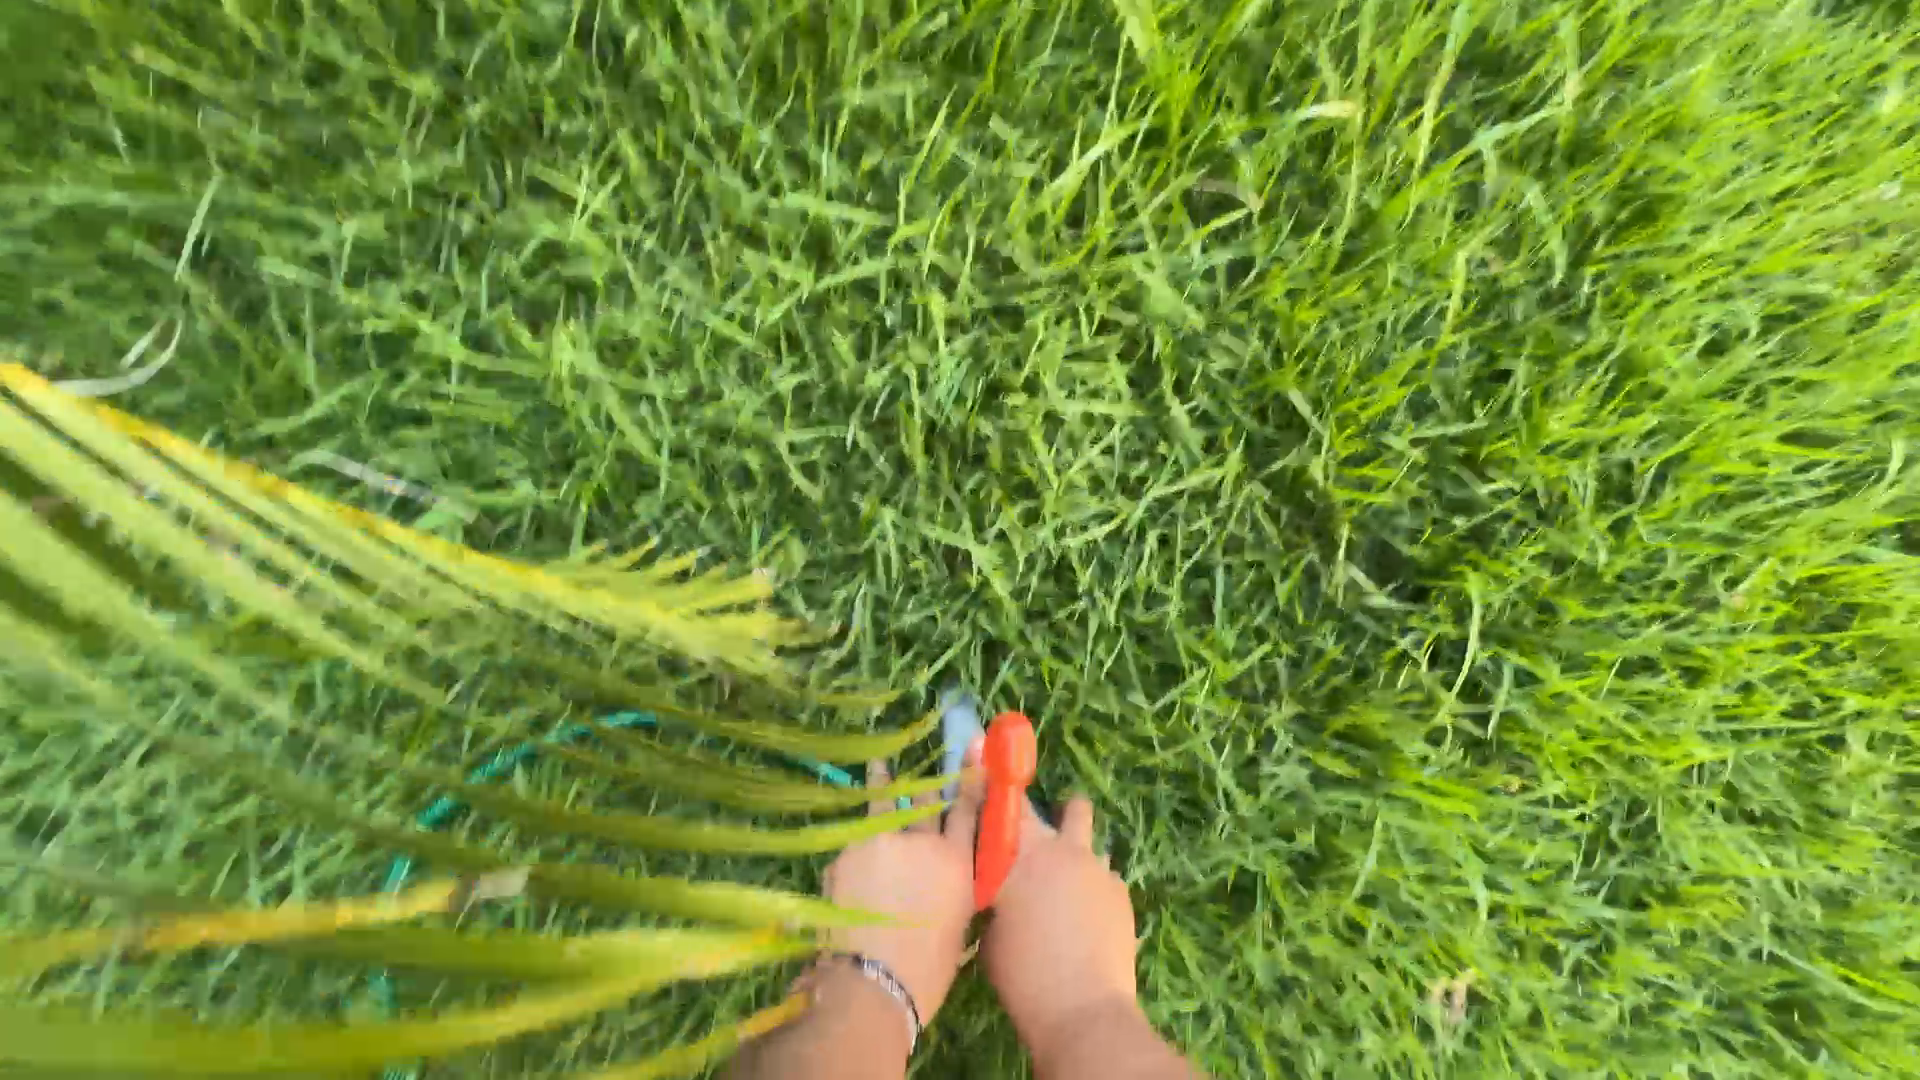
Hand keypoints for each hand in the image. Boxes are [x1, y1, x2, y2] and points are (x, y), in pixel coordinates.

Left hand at [816, 750, 983, 1024]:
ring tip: (877, 766)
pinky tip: (850, 862)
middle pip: (924, 800)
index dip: (968, 782)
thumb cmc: (926, 971)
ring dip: (882, 784)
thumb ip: (950, 885)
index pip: (965, 810)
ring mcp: (880, 840)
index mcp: (955, 860)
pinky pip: (854, 844)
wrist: (873, 985)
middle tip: (922, 769)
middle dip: (924, 784)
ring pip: (883, 806)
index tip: (970, 756)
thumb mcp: (956, 923)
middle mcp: (920, 840)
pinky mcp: (846, 852)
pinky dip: (856, 849)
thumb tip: (940, 873)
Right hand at [981, 795, 1140, 1057]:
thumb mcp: (988, 930)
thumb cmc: (1022, 974)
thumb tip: (999, 889)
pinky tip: (1084, 913)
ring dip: (1075, 841)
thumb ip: (994, 895)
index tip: (991, 785)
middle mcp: (1062, 848)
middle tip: (1033, 837)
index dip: (998, 791)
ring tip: (1065, 875)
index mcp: (1021, 853)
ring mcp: (1097, 866)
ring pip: (1088, 830)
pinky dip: (1093, 882)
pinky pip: (1105, 872)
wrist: (1083, 1012)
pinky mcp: (1121, 890)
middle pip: (1064, 806)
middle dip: (1049, 813)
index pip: (1005, 801)